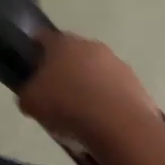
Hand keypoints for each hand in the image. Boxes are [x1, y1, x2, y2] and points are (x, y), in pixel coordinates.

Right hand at [17, 31, 160, 151]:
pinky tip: (102, 120)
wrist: (120, 127)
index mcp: (62, 43)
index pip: (42, 37)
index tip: (30, 69)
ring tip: (81, 112)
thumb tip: (32, 93)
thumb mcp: (30, 102)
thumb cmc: (67, 106)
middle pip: (71, 53)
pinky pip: (115, 88)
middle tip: (55, 93)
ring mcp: (117, 63)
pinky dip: (108, 100)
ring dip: (88, 84)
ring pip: (96, 70)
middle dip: (64, 69)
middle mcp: (90, 45)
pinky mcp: (136, 83)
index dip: (33, 51)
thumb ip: (27, 92)